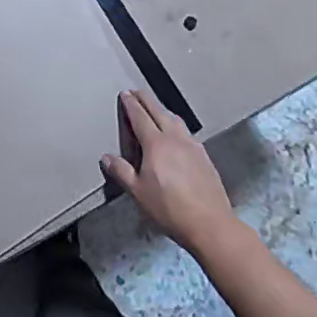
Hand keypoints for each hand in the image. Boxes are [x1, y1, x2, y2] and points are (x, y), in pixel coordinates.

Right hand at [101, 89, 239, 253]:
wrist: (210, 224)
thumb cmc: (170, 209)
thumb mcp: (138, 192)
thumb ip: (121, 171)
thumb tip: (107, 158)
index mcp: (156, 144)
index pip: (140, 117)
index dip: (131, 104)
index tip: (126, 94)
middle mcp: (175, 139)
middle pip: (159, 112)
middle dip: (146, 100)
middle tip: (137, 92)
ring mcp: (193, 146)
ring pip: (176, 120)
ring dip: (163, 111)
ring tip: (156, 110)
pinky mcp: (204, 157)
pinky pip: (187, 133)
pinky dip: (177, 126)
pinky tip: (178, 135)